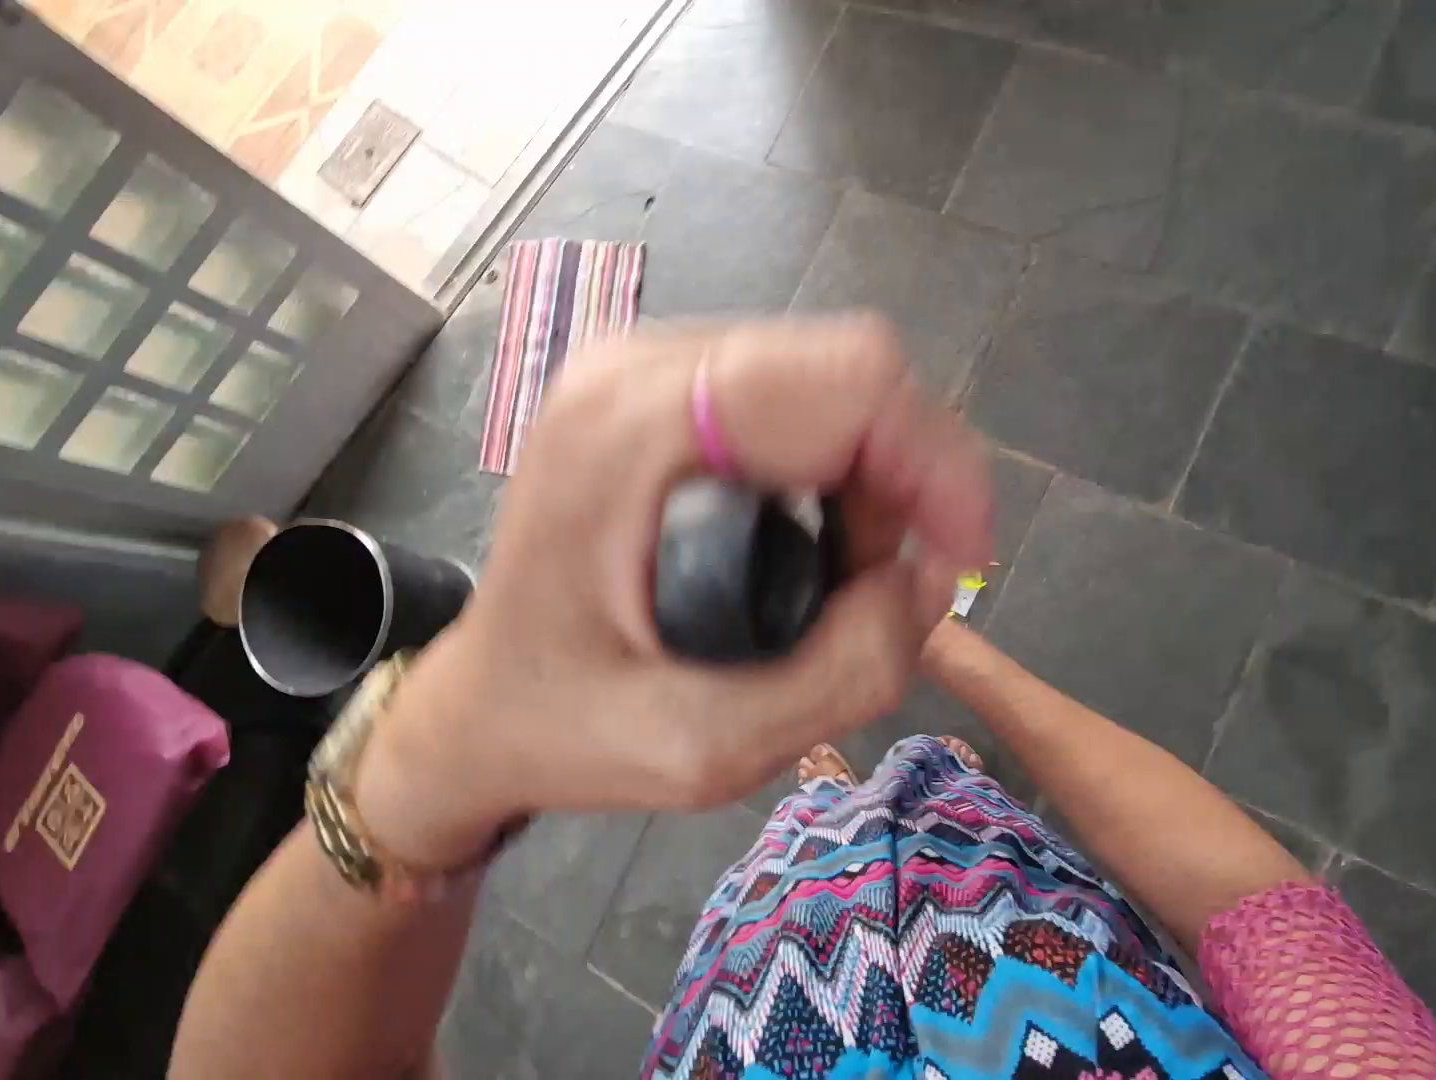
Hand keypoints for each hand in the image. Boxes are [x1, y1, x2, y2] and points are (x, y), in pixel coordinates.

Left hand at [355, 316, 993, 864]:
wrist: (478, 703)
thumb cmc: (565, 731)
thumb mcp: (705, 748)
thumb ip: (843, 671)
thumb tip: (929, 579)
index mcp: (630, 434)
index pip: (843, 383)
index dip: (933, 463)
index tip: (958, 559)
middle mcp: (631, 369)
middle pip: (842, 366)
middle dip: (904, 471)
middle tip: (885, 580)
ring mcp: (636, 368)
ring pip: (823, 374)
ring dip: (869, 469)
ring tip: (842, 570)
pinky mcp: (650, 388)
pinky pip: (786, 394)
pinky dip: (830, 460)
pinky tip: (807, 532)